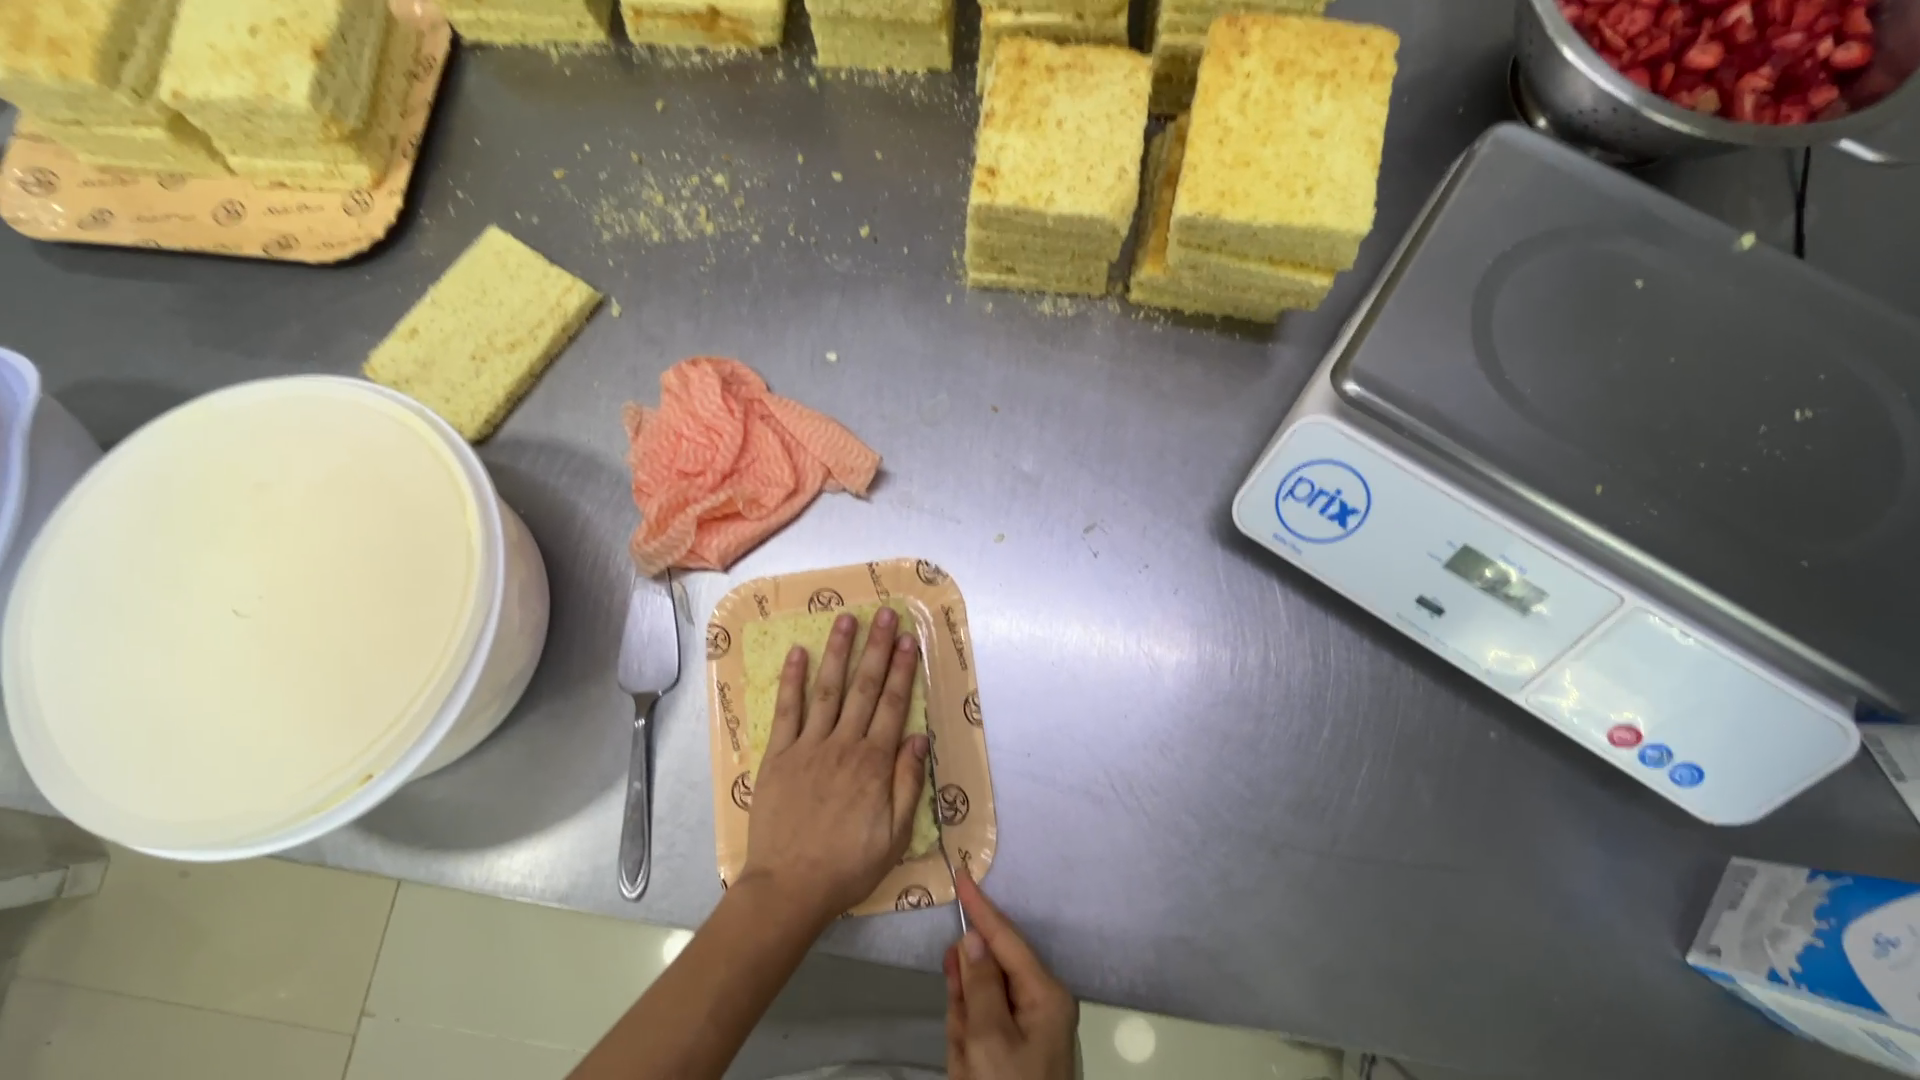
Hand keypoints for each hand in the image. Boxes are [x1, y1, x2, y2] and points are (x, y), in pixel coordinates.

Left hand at [740, 608, 928, 924]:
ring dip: (838, 652)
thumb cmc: (848, 866)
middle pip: (864, 688)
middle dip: (876, 648)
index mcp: (874, 764)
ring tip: (846, 619)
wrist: (790, 887)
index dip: (902, 670)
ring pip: (827, 690)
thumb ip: (908, 783)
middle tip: (885, 614)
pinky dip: (792, 681)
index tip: (908, 639)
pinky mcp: (778, 757)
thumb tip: (918, 738)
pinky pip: (786, 711)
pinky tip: (797, 654)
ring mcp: (808, 747)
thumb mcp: (895, 835)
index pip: (892, 706)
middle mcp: (843, 746)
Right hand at [944, 871, 1078, 1079]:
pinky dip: (967, 1029)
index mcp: (1045, 995)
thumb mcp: (990, 1040)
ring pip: (982, 997)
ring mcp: (1027, 1029)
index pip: (1007, 939)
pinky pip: (981, 1024)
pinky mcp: (1011, 1049)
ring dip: (966, 1012)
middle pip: (993, 969)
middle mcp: (1041, 1004)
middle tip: (962, 1005)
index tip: (962, 874)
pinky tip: (965, 1040)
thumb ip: (979, 985)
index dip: (982, 908)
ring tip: (964, 1037)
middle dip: (970, 981)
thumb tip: (974, 939)